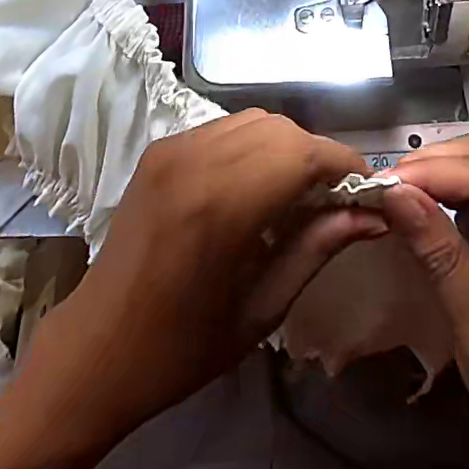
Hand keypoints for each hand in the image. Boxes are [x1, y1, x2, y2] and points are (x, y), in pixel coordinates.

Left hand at [0, 110, 382, 468]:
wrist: (96, 347)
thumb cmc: (181, 345)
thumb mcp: (262, 308)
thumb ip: (318, 249)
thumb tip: (372, 215)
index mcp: (220, 204)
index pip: (303, 152)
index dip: (344, 164)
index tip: (368, 191)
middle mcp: (194, 160)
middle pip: (281, 128)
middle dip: (317, 156)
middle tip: (334, 200)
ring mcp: (171, 149)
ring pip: (253, 121)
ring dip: (286, 147)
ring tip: (296, 194)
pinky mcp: (158, 150)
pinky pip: (223, 129)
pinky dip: (253, 145)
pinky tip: (255, 186)